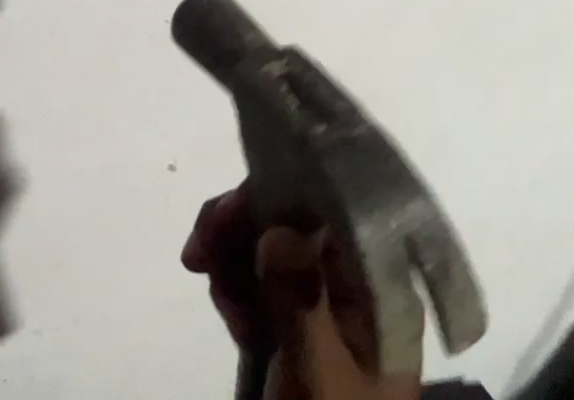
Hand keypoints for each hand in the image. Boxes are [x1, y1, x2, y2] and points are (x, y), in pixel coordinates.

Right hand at [182, 187, 420, 399]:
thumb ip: (300, 301)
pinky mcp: (293, 325)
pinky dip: (234, 289)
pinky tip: (231, 321)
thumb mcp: (318, 373)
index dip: (272, 200)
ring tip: (222, 305)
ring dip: (230, 262)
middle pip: (287, 224)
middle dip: (238, 231)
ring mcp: (322, 306)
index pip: (325, 213)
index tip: (224, 215)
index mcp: (377, 291)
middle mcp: (353, 287)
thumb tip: (279, 230)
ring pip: (263, 250)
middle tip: (196, 255)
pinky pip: (255, 282)